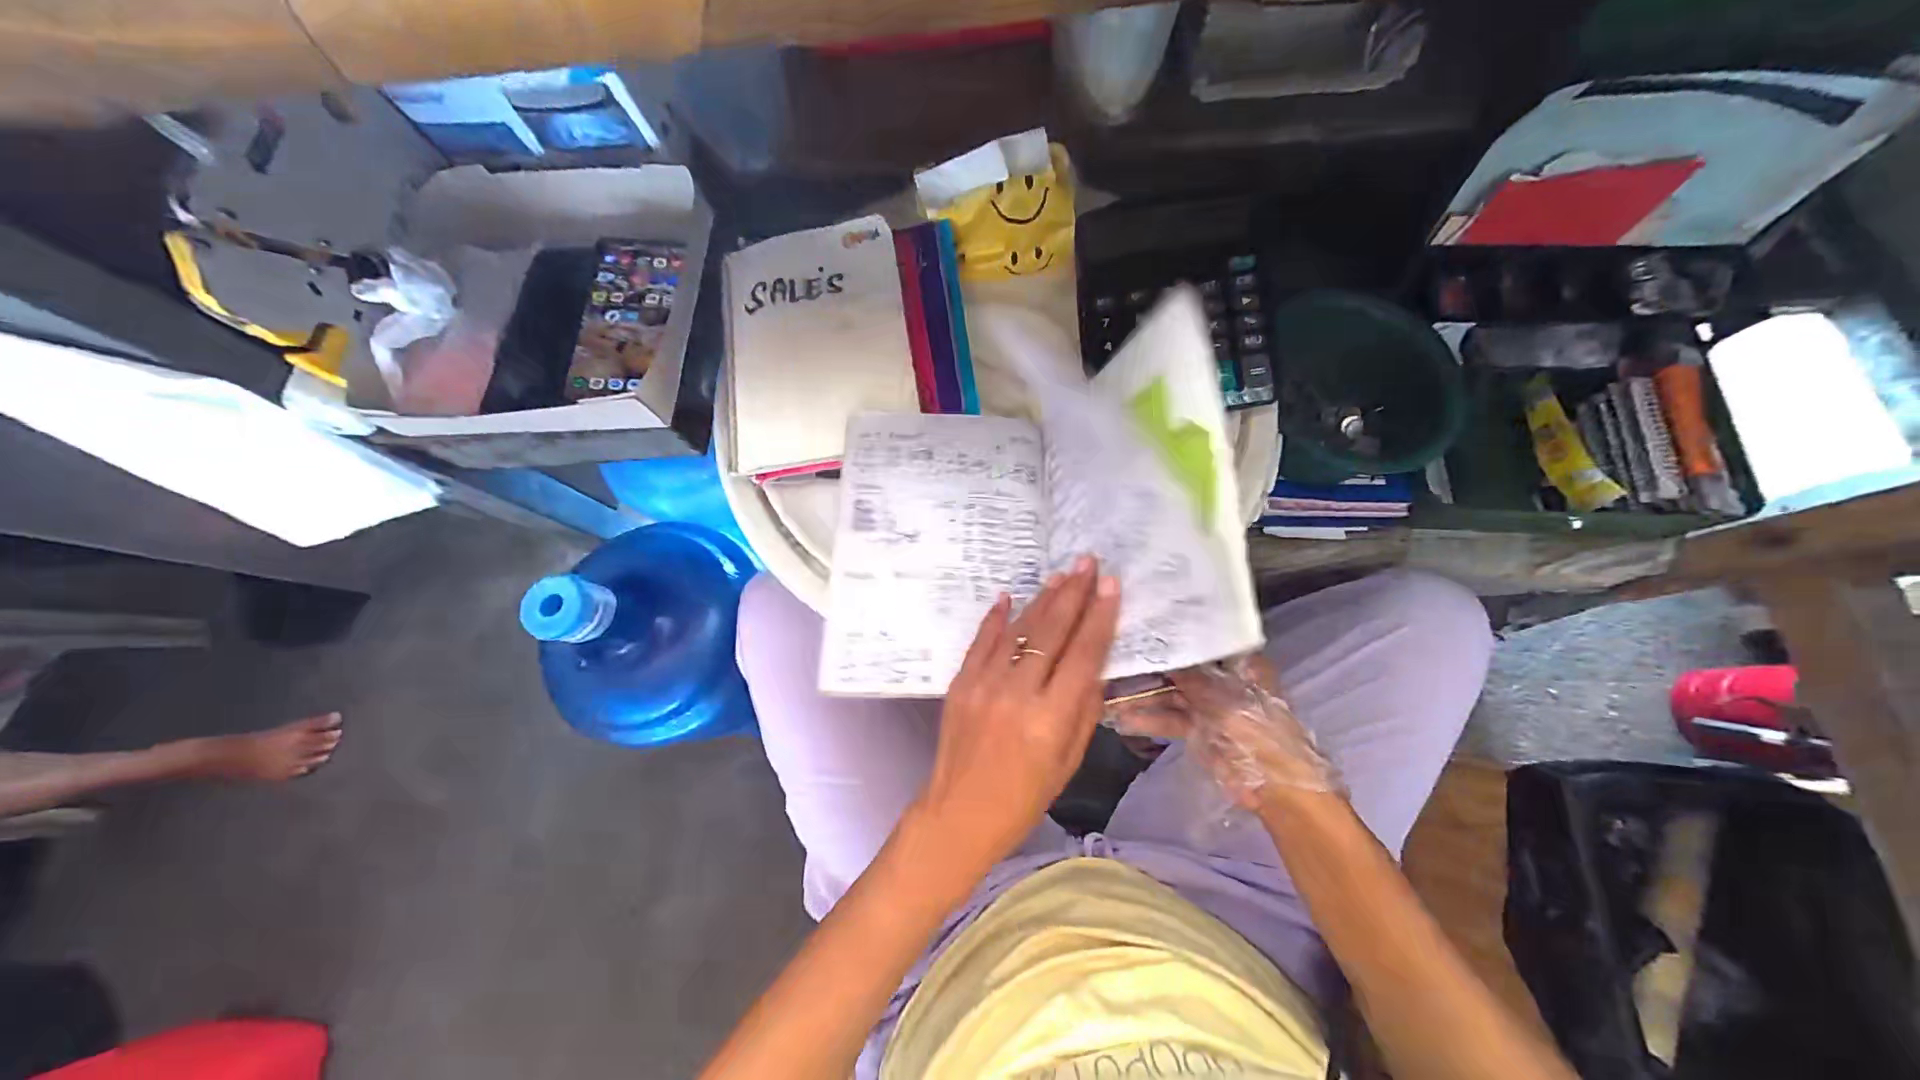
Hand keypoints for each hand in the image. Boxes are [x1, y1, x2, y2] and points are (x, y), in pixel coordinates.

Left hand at [912, 556, 1120, 870]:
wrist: (959, 813)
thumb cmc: (1024, 798)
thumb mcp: (1068, 761)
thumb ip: (1084, 709)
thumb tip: (1096, 665)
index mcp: (1050, 718)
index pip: (1083, 654)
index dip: (1100, 617)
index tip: (1111, 586)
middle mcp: (1017, 693)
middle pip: (1051, 632)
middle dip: (1073, 594)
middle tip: (1087, 563)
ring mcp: (984, 684)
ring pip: (1019, 630)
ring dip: (1041, 599)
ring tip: (1060, 575)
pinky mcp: (961, 683)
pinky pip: (981, 641)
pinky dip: (996, 617)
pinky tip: (1009, 596)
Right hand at [1110, 656, 1342, 808]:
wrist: (1276, 789)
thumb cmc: (1259, 736)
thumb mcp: (1224, 701)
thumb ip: (1192, 678)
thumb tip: (1163, 654)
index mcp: (1244, 666)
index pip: (1205, 643)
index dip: (1177, 638)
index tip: (1146, 630)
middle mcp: (1226, 681)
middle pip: (1184, 670)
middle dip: (1153, 669)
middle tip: (1119, 660)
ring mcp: (1212, 707)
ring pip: (1174, 695)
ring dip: (1146, 696)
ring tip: (1113, 692)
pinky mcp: (1200, 731)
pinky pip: (1172, 719)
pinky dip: (1151, 719)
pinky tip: (1125, 717)